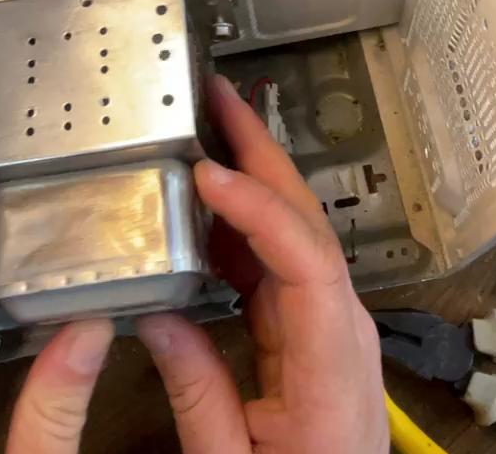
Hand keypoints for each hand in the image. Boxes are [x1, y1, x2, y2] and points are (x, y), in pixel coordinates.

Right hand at [135, 75, 388, 453]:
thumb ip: (198, 395)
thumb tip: (155, 316)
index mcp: (334, 361)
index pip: (308, 260)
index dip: (260, 207)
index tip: (210, 173)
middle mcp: (340, 323)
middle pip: (304, 219)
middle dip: (261, 151)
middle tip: (220, 100)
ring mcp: (327, 316)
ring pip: (288, 226)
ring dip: (250, 172)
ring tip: (210, 128)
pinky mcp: (307, 321)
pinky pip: (272, 256)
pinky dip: (238, 219)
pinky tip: (207, 198)